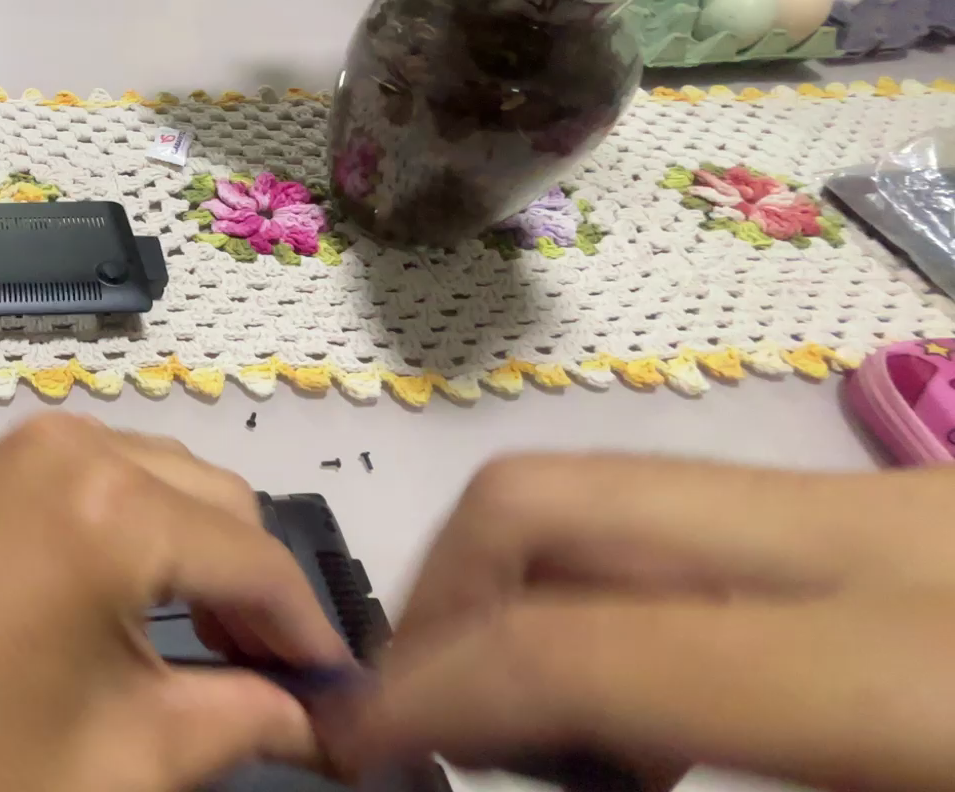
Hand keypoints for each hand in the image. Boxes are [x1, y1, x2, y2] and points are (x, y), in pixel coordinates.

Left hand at [0, 415, 352, 791]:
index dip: (312, 630)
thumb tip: (309, 715)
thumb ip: (237, 721)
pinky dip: (138, 531)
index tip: (344, 693)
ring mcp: (19, 448)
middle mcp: (70, 446)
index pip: (257, 555)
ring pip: (159, 480)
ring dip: (199, 552)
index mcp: (110, 504)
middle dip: (255, 585)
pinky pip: (97, 480)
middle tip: (278, 679)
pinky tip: (140, 605)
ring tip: (214, 650)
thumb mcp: (122, 760)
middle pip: (215, 499)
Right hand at [323, 454, 954, 791]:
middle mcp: (878, 531)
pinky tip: (654, 702)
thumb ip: (700, 778)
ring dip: (513, 598)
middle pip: (542, 501)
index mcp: (915, 665)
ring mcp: (883, 492)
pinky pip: (670, 523)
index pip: (577, 648)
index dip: (433, 695)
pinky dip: (604, 599)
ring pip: (591, 497)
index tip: (354, 741)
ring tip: (534, 717)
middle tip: (419, 702)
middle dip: (440, 600)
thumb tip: (542, 760)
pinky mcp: (889, 497)